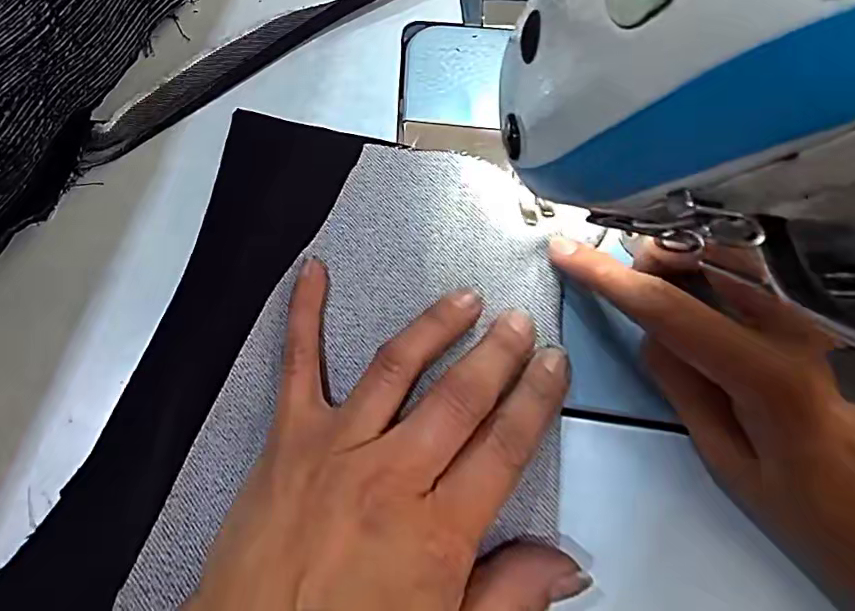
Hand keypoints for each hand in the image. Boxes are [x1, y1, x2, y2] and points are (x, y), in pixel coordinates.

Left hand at [187, 259, 587, 610]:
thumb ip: (507, 598)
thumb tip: (564, 565)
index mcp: (433, 533)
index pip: (503, 447)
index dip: (535, 400)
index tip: (552, 365)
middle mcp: (389, 478)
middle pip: (459, 398)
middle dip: (497, 353)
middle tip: (518, 321)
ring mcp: (336, 447)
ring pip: (398, 366)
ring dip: (435, 326)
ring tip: (464, 299)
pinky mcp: (290, 435)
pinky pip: (298, 362)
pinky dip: (304, 313)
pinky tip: (314, 275)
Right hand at [548, 236, 854, 610]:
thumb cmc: (843, 536)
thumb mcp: (744, 476)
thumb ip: (688, 393)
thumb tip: (651, 336)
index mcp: (774, 380)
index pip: (667, 309)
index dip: (607, 277)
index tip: (567, 252)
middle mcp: (814, 334)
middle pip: (716, 257)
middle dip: (662, 250)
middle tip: (632, 265)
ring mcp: (848, 324)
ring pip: (754, 258)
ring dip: (700, 254)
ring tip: (673, 273)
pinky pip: (787, 280)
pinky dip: (742, 274)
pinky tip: (733, 297)